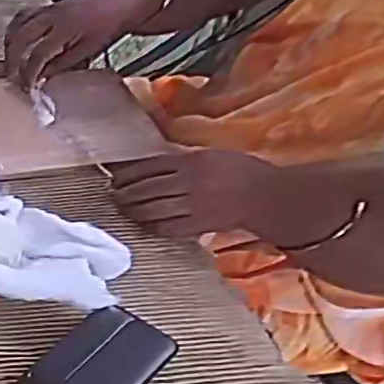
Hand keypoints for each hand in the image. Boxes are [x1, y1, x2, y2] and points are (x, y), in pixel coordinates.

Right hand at [3, 0, 159, 87]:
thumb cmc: (111, 23)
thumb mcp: (89, 49)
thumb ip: (63, 64)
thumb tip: (41, 77)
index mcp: (65, 27)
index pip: (37, 55)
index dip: (29, 74)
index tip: (26, 87)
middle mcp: (52, 16)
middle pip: (19, 38)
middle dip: (12, 60)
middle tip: (12, 76)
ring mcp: (49, 9)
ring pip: (17, 25)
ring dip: (10, 44)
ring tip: (10, 60)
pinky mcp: (49, 6)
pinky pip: (24, 16)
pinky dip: (16, 31)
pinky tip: (17, 42)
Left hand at [110, 149, 357, 243]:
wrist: (270, 196)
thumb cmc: (238, 173)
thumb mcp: (212, 156)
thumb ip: (181, 160)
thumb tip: (142, 165)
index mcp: (195, 161)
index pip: (150, 167)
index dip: (126, 174)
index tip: (114, 178)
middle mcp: (193, 181)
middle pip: (145, 189)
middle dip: (123, 194)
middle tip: (113, 196)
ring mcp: (196, 205)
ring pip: (151, 209)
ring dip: (131, 211)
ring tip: (123, 209)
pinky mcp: (199, 224)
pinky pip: (164, 227)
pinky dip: (148, 226)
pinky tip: (141, 223)